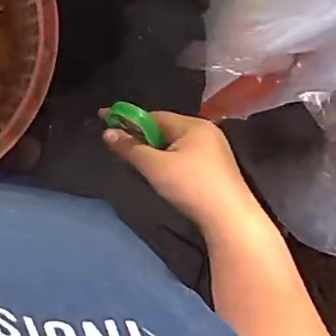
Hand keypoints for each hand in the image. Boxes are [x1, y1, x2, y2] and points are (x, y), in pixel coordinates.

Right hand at [103, 110, 260, 234]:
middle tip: (119, 145)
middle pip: (164, 129)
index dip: (129, 119)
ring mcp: (213, 152)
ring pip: (174, 145)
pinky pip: (184, 157)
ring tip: (137, 162)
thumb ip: (130, 148)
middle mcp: (206, 133)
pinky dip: (168, 161)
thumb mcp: (154, 166)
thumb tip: (107, 132)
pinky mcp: (215, 170)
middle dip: (141, 136)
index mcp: (193, 125)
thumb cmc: (191, 186)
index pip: (154, 116)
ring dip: (154, 151)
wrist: (230, 220)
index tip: (106, 119)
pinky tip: (160, 174)